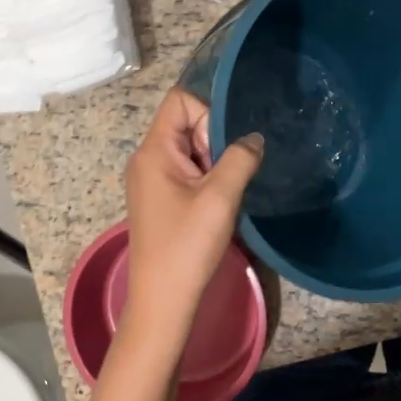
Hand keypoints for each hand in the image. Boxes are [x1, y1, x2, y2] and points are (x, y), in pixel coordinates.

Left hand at [122, 89, 263, 332]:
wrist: (163, 301)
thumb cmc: (188, 246)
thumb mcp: (220, 197)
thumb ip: (240, 158)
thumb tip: (254, 138)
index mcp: (153, 150)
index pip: (180, 100)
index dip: (208, 113)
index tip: (223, 149)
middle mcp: (146, 159)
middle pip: (185, 123)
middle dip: (214, 141)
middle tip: (225, 178)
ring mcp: (151, 181)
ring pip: (189, 149)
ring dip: (214, 164)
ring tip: (224, 195)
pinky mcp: (159, 200)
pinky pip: (186, 172)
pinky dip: (206, 180)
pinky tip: (217, 206)